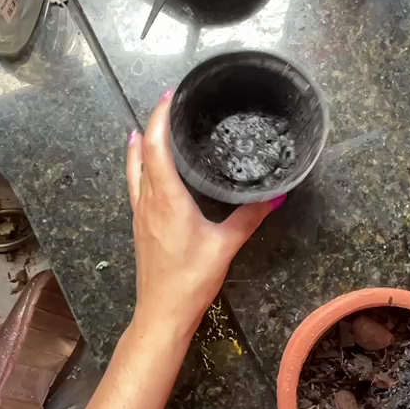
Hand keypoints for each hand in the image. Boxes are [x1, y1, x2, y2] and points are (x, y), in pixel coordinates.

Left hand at [124, 93, 276, 336]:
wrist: (162, 312)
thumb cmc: (191, 279)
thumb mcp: (226, 245)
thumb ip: (250, 217)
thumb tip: (276, 195)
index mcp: (167, 199)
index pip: (155, 147)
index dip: (159, 118)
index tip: (168, 97)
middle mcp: (148, 201)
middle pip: (141, 152)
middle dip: (151, 124)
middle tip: (167, 104)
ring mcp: (140, 214)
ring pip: (133, 169)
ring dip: (139, 145)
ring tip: (146, 126)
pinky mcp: (140, 226)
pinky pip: (134, 186)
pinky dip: (137, 167)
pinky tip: (144, 168)